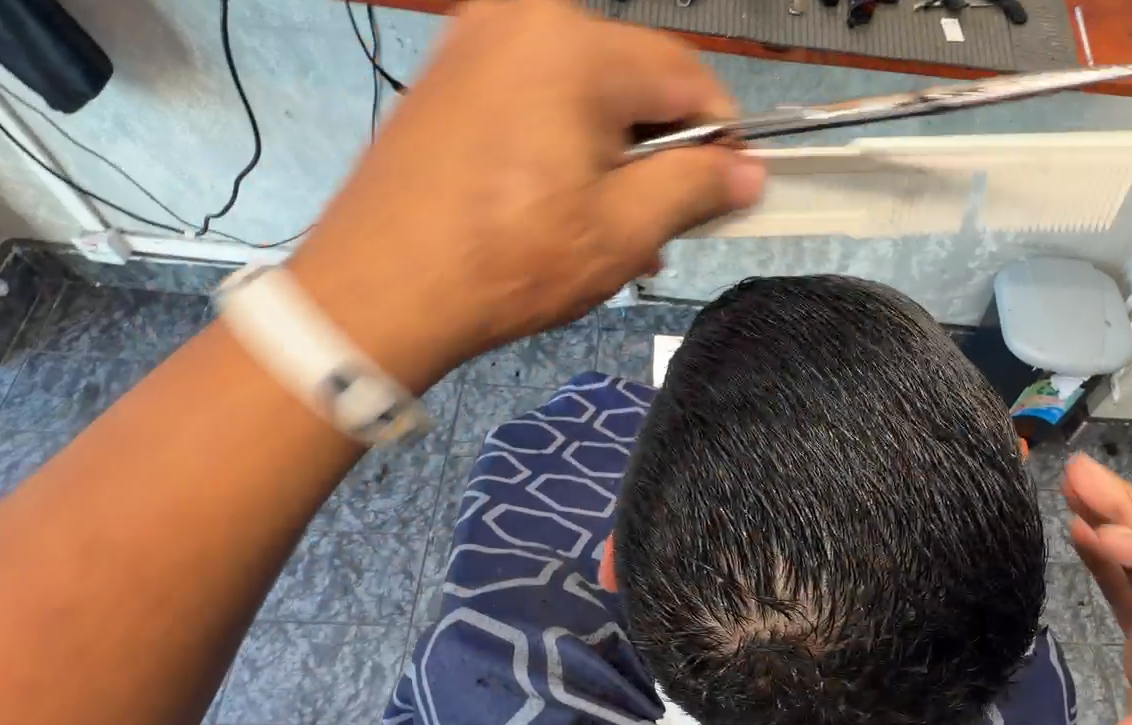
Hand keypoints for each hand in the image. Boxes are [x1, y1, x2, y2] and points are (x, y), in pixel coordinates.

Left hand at [286, 0, 764, 389]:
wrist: (381, 290)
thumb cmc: (510, 261)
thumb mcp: (625, 230)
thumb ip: (697, 188)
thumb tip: (750, 173)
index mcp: (575, 45)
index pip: (690, 79)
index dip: (724, 141)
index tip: (731, 196)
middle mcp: (524, 19)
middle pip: (636, 84)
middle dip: (662, 157)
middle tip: (664, 231)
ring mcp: (478, 44)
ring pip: (588, 98)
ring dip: (617, 162)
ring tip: (613, 236)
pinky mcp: (451, 79)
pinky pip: (539, 104)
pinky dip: (568, 152)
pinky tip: (566, 212)